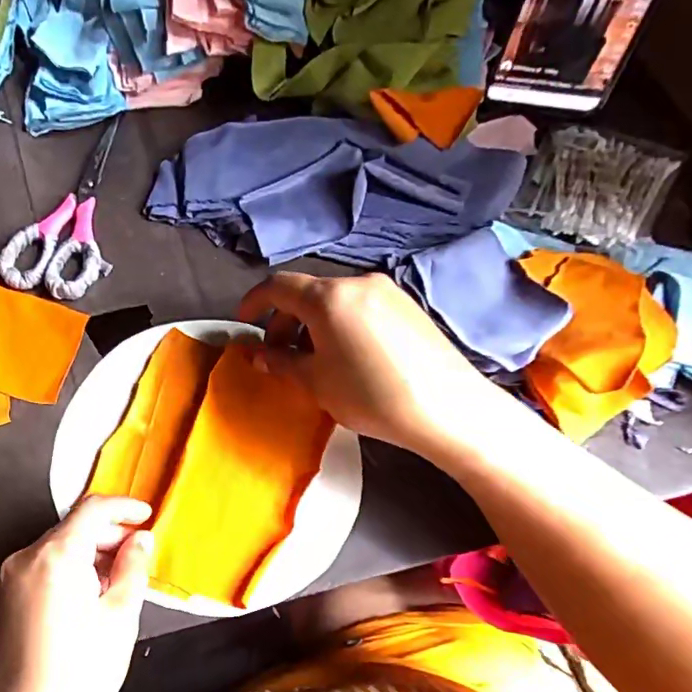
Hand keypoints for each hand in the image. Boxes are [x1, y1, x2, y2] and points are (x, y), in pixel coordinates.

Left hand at [0, 496, 153, 691]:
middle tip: (141, 552)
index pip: (92, 509)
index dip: (124, 507)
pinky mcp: (7, 599)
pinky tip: (94, 593)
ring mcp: (11, 579)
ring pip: (59, 547)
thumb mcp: (120, 615)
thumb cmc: (79, 674)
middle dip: (110, 532)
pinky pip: (45, 567)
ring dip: (92, 551)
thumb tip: (141, 540)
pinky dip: (72, 568)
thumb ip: (133, 567)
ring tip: (122, 577)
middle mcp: (26, 558)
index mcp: (55, 555)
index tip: (146, 514)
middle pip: (73, 526)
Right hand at [237, 272, 507, 457]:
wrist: (447, 408)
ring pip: (336, 301)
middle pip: (308, 293)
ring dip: (315, 324)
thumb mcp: (316, 383)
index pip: (278, 286)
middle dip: (286, 320)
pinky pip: (362, 308)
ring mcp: (388, 292)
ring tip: (315, 360)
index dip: (254, 301)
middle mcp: (358, 283)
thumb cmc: (371, 396)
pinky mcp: (409, 307)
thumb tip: (260, 355)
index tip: (245, 321)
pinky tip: (348, 357)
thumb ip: (282, 363)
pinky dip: (342, 324)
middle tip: (280, 355)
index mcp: (329, 297)